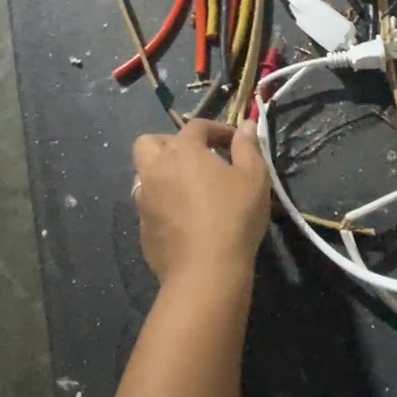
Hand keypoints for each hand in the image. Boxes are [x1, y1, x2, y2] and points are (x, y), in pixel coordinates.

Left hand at [130, 119, 270, 283]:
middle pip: (150, 143)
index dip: (217, 129)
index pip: (196, 126)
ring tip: (188, 188)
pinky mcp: (142, 230)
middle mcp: (156, 169)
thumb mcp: (254, 176)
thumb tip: (245, 125)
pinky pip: (149, 206)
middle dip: (170, 143)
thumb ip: (248, 147)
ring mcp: (144, 201)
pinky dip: (163, 204)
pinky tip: (184, 219)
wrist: (205, 271)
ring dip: (163, 174)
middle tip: (196, 158)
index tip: (234, 142)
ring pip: (144, 175)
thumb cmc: (233, 215)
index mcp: (183, 151)